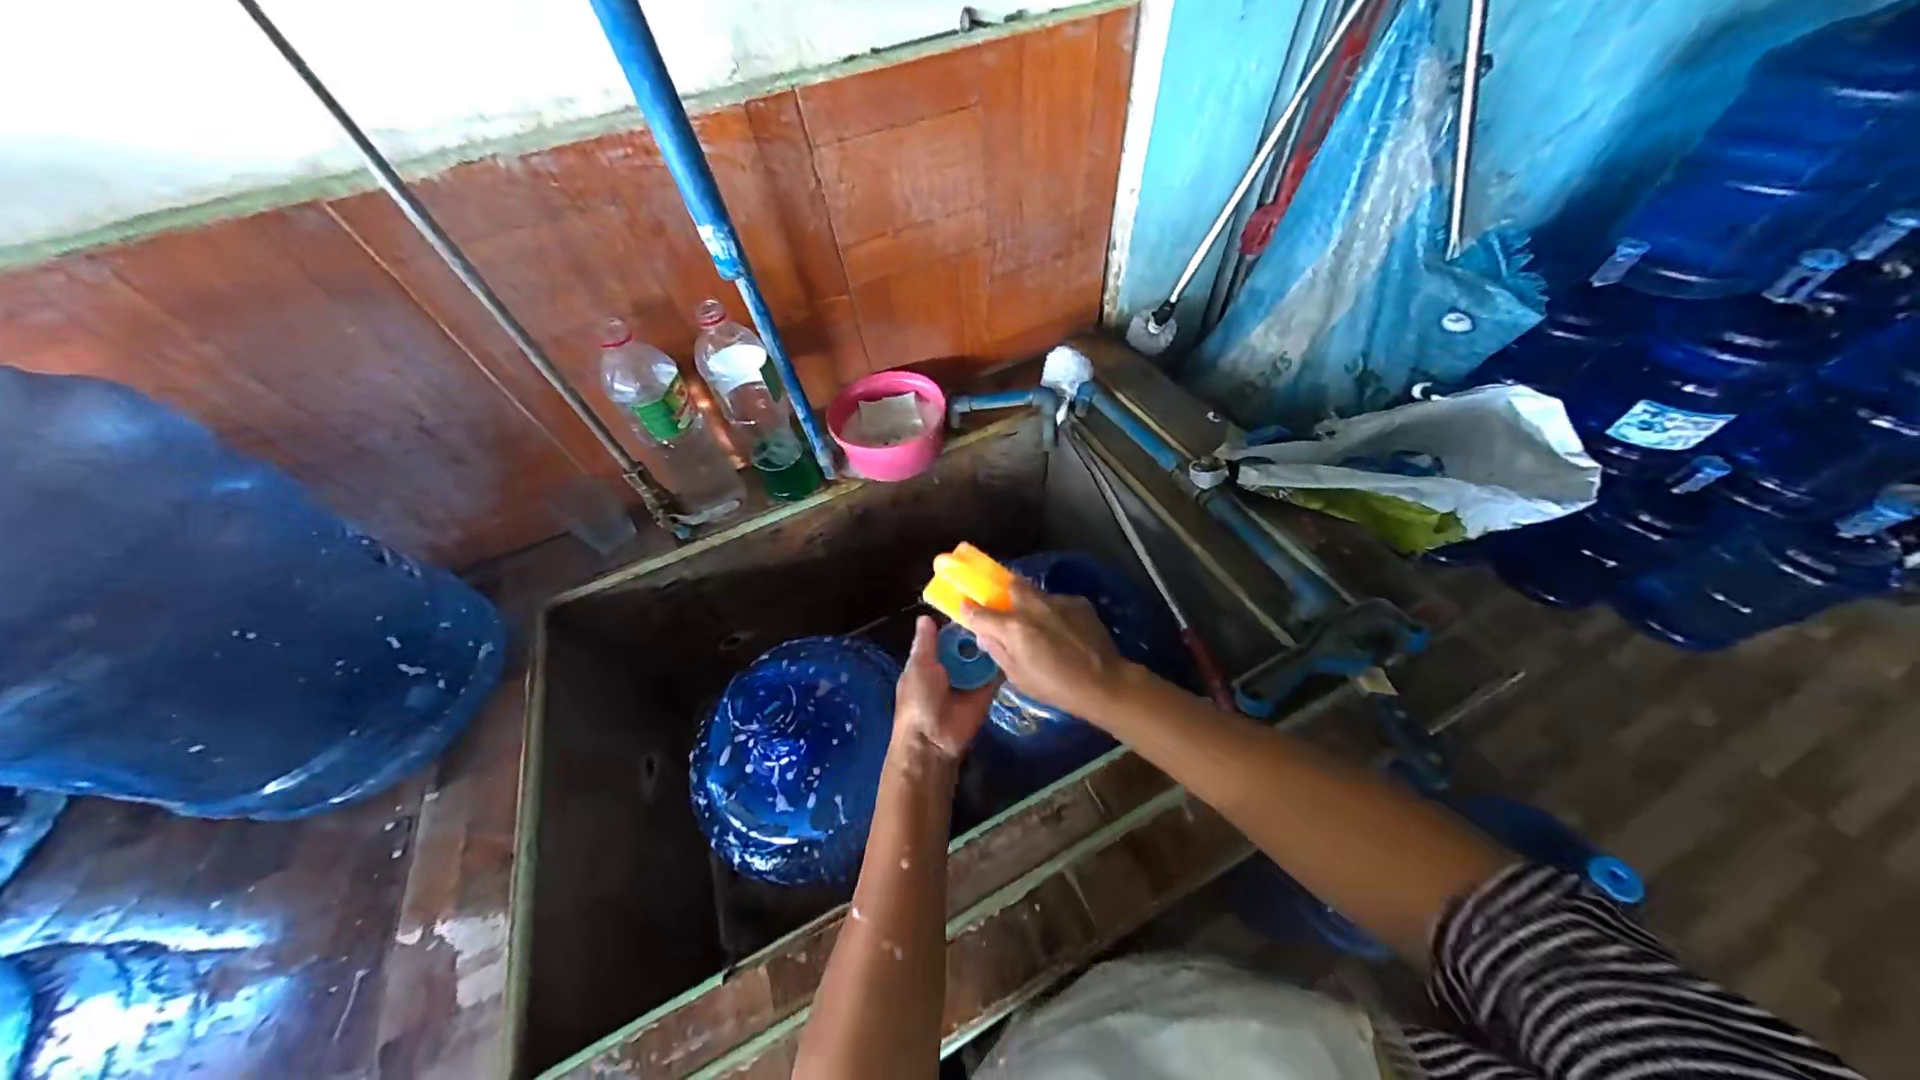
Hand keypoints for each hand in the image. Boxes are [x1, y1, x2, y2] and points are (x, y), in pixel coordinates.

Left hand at [893, 615, 997, 762]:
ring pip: (984, 657)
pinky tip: (1018, 644)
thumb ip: (925, 642)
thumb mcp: (918, 665)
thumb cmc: (919, 699)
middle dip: (980, 632)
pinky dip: (1005, 662)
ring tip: (1011, 622)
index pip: (948, 637)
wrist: (933, 740)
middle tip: (1000, 609)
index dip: (959, 623)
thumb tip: (925, 616)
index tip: (975, 603)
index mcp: (932, 660)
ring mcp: (971, 680)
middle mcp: (953, 668)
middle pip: (969, 645)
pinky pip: (997, 674)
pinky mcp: (987, 691)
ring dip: (994, 644)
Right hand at [959, 579, 1126, 717]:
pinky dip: (1054, 611)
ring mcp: (1057, 601)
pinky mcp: (1078, 602)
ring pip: (1036, 592)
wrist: (1104, 682)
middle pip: (1010, 586)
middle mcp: (1032, 607)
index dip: (971, 609)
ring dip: (1031, 603)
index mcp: (1013, 628)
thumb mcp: (1019, 677)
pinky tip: (1063, 629)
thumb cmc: (1056, 687)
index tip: (966, 606)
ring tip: (1039, 621)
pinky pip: (1057, 601)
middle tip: (1006, 607)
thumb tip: (985, 635)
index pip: (981, 612)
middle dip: (1004, 593)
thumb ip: (999, 652)